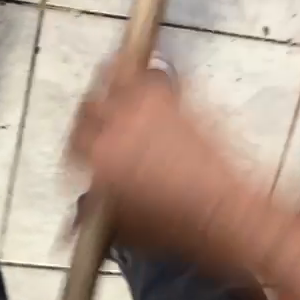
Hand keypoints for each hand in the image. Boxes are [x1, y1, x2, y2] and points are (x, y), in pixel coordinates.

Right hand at [68, 64, 265, 267]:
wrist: (225, 211)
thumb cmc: (178, 225)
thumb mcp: (126, 226)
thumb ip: (100, 204)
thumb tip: (90, 199)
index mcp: (101, 157)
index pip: (73, 139)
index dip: (77, 142)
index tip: (84, 146)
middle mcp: (118, 125)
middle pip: (90, 103)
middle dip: (92, 110)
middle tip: (99, 117)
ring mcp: (149, 108)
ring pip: (118, 73)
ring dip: (116, 78)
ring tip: (121, 84)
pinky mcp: (178, 100)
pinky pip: (156, 75)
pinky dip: (151, 75)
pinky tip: (154, 84)